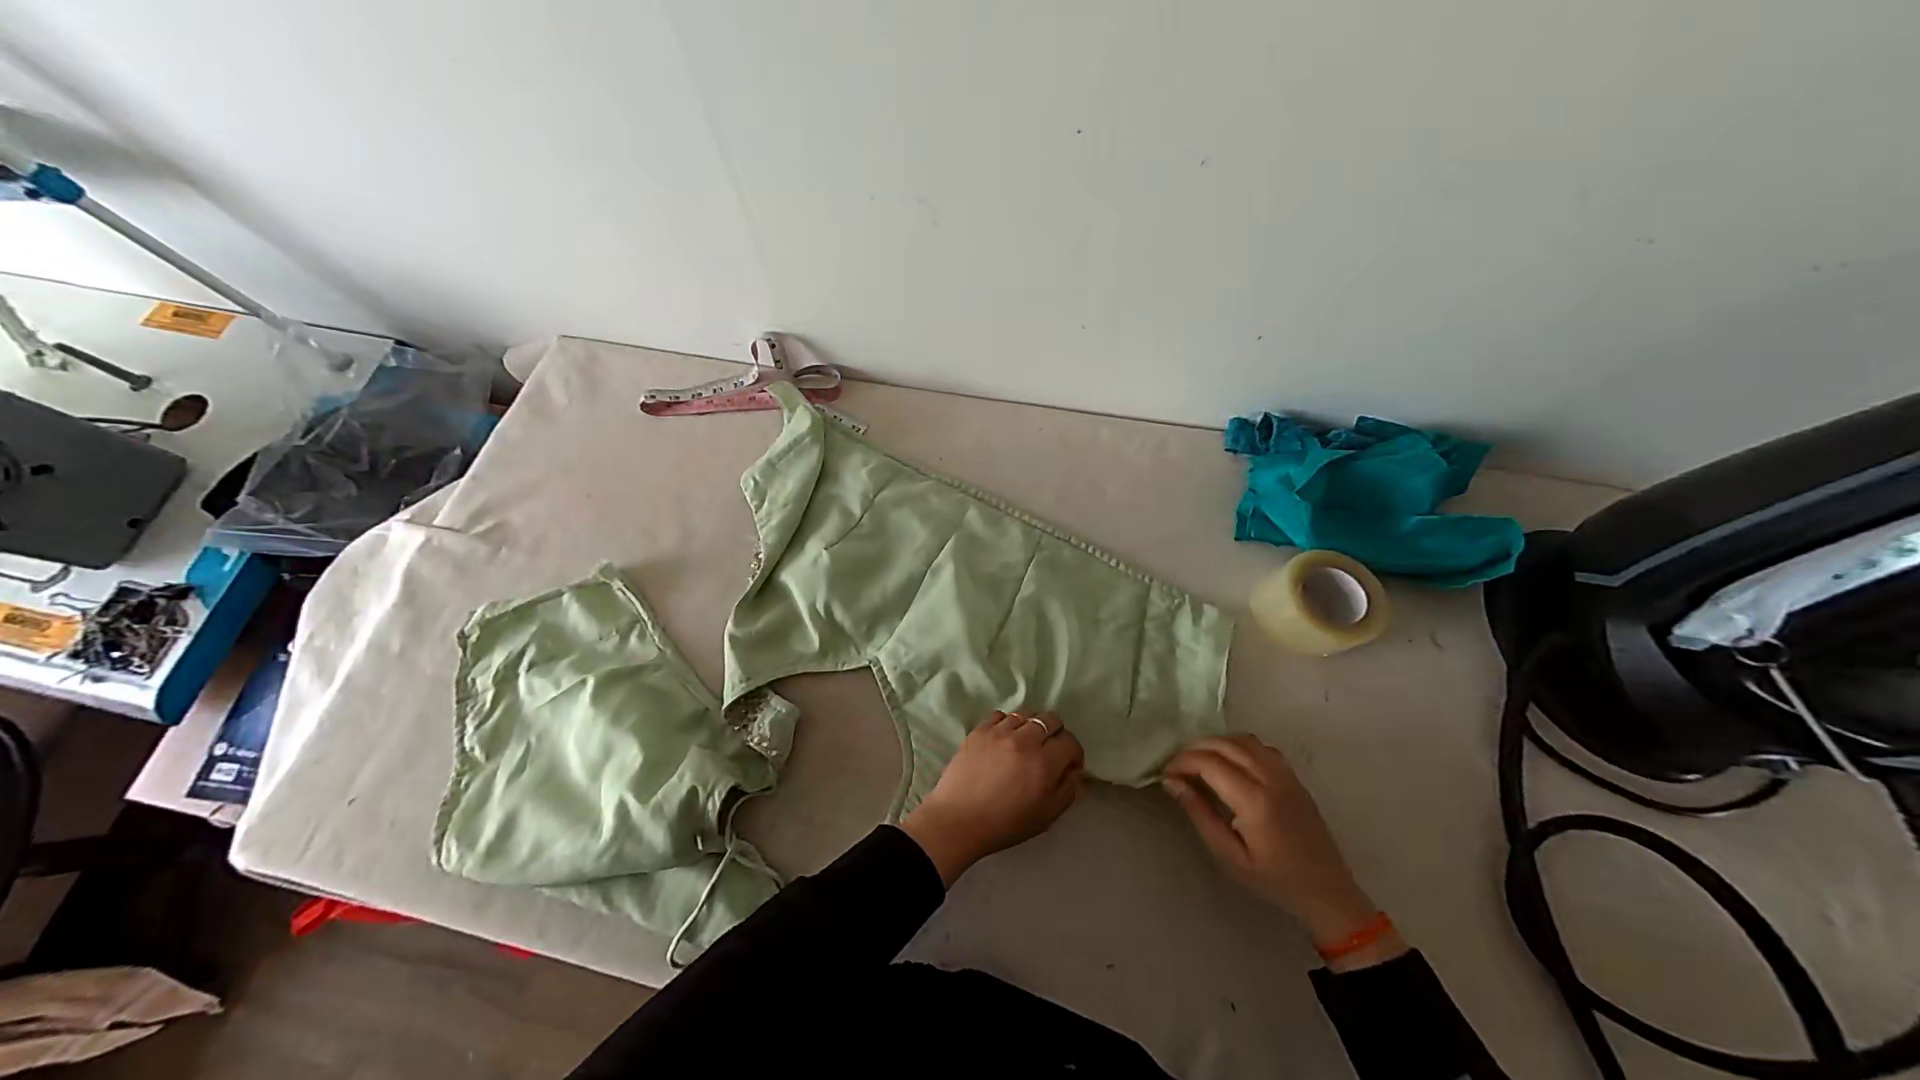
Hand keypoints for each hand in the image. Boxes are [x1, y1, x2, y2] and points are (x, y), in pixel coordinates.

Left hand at [900, 712, 1084, 886]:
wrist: (959, 820)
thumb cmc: (1005, 824)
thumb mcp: (1047, 815)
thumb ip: (1067, 789)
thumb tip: (1073, 771)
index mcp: (1045, 762)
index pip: (1070, 741)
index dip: (1074, 753)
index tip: (1069, 765)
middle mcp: (1025, 740)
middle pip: (1050, 719)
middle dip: (1056, 733)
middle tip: (1049, 751)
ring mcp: (1000, 732)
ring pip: (1026, 714)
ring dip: (1032, 727)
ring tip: (1026, 743)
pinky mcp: (979, 730)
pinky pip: (1000, 716)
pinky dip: (1007, 724)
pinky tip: (1004, 739)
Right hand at [1162, 735, 1405, 970]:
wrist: (1326, 892)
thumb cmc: (1274, 880)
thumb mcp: (1229, 856)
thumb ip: (1199, 814)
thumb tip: (1171, 782)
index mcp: (1255, 801)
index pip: (1209, 763)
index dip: (1181, 761)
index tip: (1165, 774)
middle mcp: (1272, 779)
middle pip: (1225, 744)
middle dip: (1194, 747)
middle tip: (1175, 764)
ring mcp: (1287, 775)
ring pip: (1244, 739)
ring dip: (1216, 742)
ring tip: (1198, 760)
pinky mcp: (1295, 778)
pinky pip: (1262, 747)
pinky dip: (1238, 746)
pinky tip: (1228, 763)